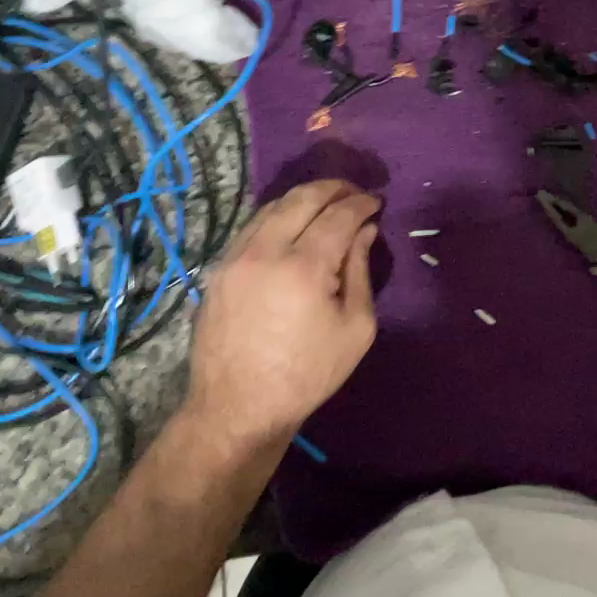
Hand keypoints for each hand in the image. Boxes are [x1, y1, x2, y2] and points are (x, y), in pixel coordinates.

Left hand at [183, 180, 380, 445]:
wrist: (238, 408)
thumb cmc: (306, 374)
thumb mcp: (355, 328)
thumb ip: (360, 271)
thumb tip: (364, 231)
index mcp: (305, 267)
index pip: (339, 215)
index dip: (362, 203)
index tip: (377, 202)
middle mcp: (267, 251)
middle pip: (302, 198)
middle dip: (334, 188)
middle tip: (355, 192)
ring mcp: (237, 257)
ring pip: (273, 207)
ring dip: (304, 198)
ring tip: (327, 204)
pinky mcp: (220, 268)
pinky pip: (252, 226)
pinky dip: (278, 216)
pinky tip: (293, 225)